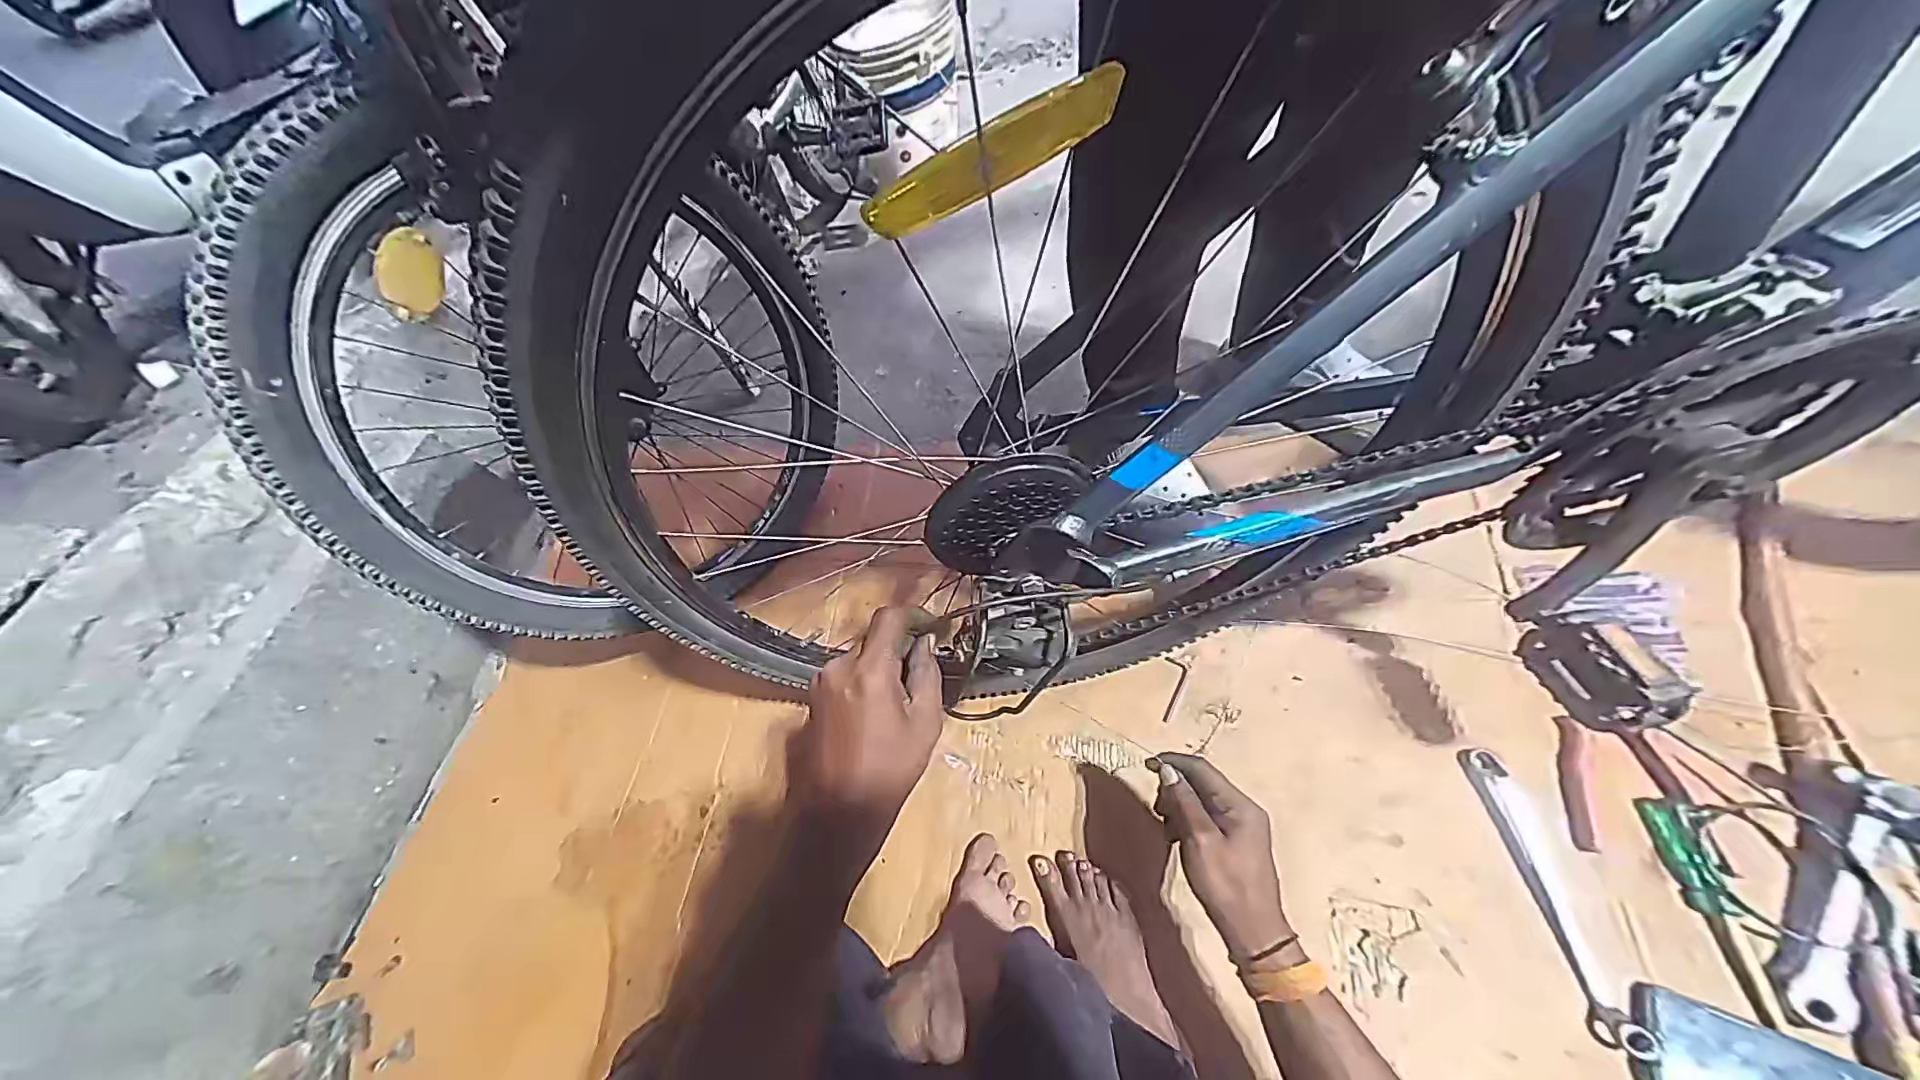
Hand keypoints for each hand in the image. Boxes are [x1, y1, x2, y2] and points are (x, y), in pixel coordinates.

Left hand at [793, 607, 944, 822]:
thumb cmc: (890, 768)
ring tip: (894, 703)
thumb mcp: (925, 722)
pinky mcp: (810, 699)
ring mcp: (819, 683)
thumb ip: (926, 674)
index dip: (913, 615)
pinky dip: (860, 684)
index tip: (929, 625)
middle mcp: (838, 668)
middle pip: (872, 641)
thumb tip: (924, 645)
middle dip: (895, 650)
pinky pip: (842, 677)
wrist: (839, 810)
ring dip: (877, 669)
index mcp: (869, 670)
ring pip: (857, 660)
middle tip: (915, 674)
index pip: (889, 619)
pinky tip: (870, 715)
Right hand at [1151, 752, 1293, 961]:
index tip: (1148, 765)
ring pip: (1202, 800)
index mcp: (1239, 805)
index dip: (1173, 763)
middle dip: (1176, 788)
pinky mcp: (1236, 840)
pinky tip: (1177, 837)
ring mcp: (1242, 825)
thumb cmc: (1225, 886)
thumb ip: (1184, 802)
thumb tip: (1168, 770)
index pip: (1202, 769)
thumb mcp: (1200, 841)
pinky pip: (1207, 817)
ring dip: (1180, 805)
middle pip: (1202, 782)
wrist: (1253, 932)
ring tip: (1166, 826)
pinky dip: (1188, 820)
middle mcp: (1244, 809)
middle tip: (1158, 809)